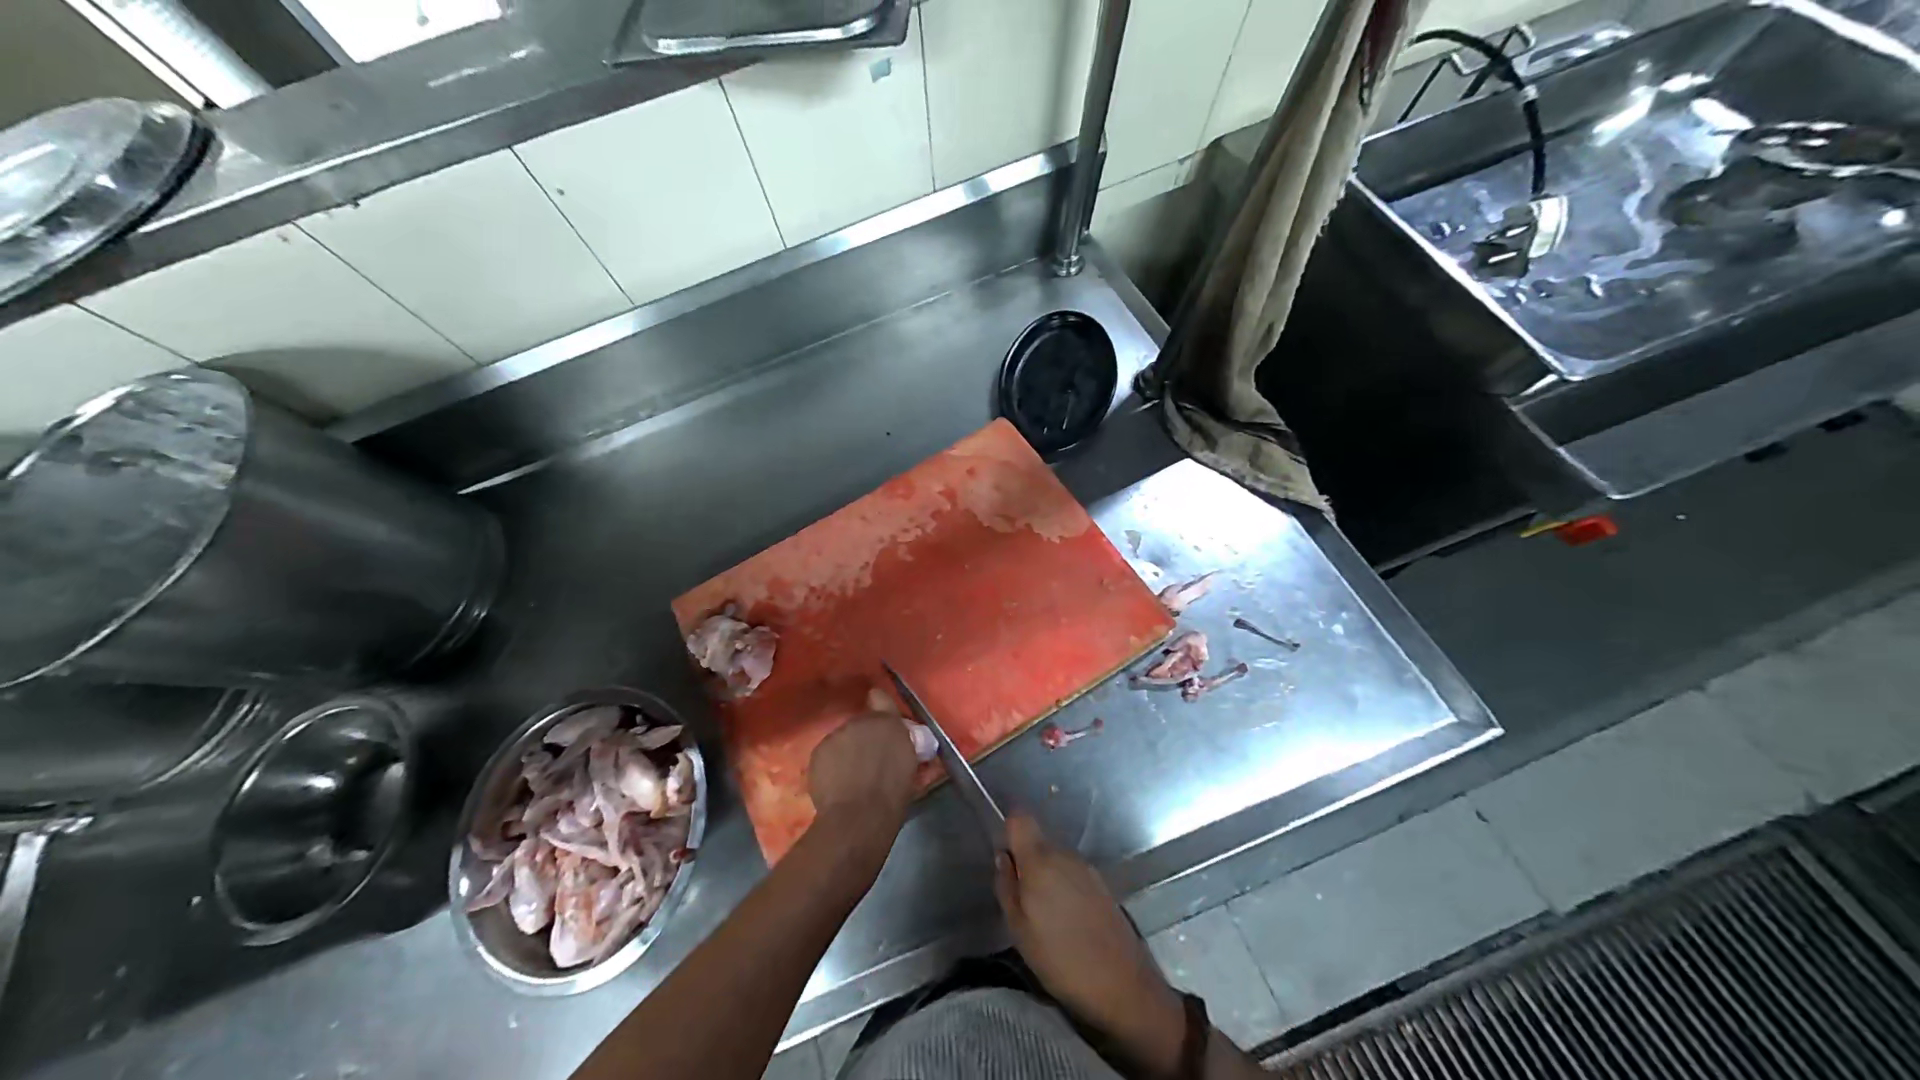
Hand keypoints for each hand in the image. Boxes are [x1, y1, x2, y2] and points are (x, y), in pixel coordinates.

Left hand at [808, 702, 917, 851]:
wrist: (858, 817)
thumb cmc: (892, 796)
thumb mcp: (909, 766)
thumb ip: (902, 746)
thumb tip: (899, 742)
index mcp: (889, 724)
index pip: (881, 699)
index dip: (880, 705)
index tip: (880, 713)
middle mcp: (860, 722)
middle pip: (861, 724)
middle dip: (865, 737)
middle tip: (870, 759)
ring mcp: (836, 735)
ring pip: (843, 738)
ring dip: (848, 750)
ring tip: (851, 774)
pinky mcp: (818, 751)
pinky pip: (828, 753)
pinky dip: (832, 763)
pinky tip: (836, 781)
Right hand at [994, 813, 1186, 1078]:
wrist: (1121, 985)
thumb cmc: (1059, 958)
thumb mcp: (1018, 928)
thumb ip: (1006, 886)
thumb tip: (1003, 857)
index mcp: (1040, 859)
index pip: (1020, 818)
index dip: (1009, 829)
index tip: (1005, 856)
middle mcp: (1065, 854)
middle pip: (1039, 840)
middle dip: (1026, 860)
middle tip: (1021, 898)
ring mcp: (1087, 868)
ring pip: (1056, 859)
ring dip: (1047, 876)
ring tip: (1044, 915)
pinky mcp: (1102, 885)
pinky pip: (1073, 874)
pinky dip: (1065, 888)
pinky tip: (1067, 921)